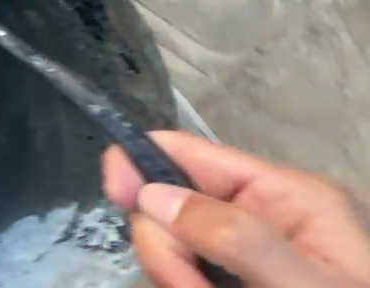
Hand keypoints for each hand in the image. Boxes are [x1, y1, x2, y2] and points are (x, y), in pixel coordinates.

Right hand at [101, 130, 369, 287]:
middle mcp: (259, 209)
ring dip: (170, 269)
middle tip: (185, 287)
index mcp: (283, 193)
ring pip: (167, 235)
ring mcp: (247, 243)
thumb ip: (237, 237)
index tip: (117, 202)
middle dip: (164, 245)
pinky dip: (180, 280)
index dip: (135, 164)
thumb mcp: (305, 287)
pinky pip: (182, 261)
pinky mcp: (237, 272)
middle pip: (166, 199)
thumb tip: (150, 194)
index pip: (179, 148)